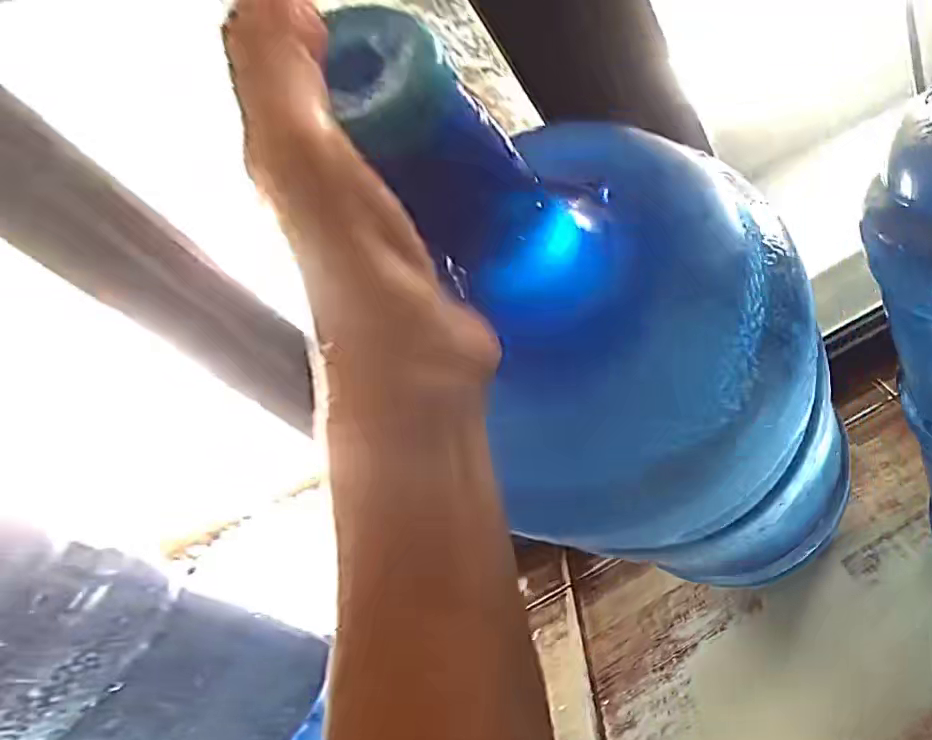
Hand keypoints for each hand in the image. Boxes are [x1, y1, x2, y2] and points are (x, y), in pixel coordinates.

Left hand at [223, 0, 497, 426]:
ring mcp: (400, 224)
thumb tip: (285, 0)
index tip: (403, 43)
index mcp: (290, 153)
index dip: (344, 42)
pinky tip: (507, 186)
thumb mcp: (299, 158)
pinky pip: (464, 204)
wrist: (422, 364)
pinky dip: (484, 188)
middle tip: (458, 91)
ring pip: (424, 160)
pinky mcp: (451, 255)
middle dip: (415, 93)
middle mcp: (341, 186)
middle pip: (376, 117)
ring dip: (455, 142)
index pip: (308, 72)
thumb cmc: (360, 269)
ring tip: (490, 137)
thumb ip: (278, 76)